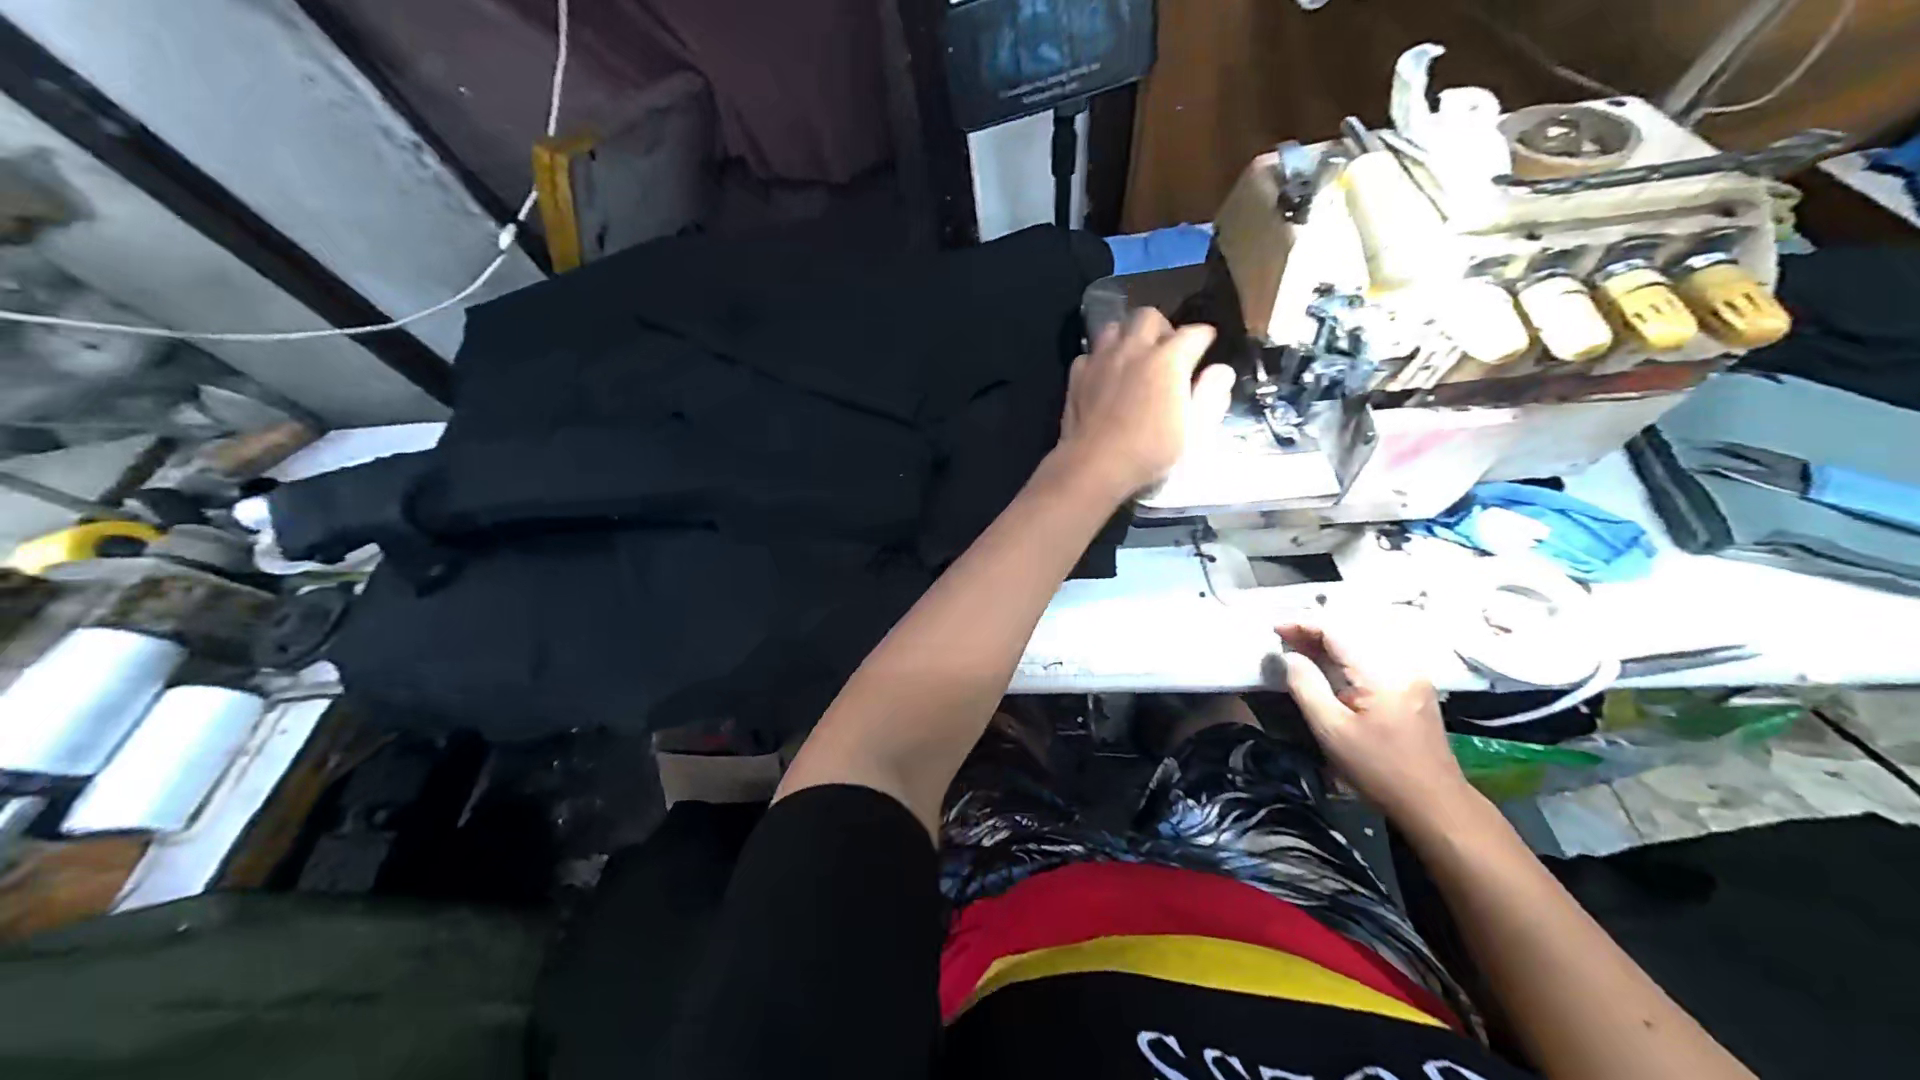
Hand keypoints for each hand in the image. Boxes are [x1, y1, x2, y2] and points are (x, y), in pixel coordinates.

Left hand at [1055, 308, 1233, 498]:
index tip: (1206, 345)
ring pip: (1115, 327)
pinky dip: (1099, 360)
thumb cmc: (1149, 452)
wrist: (1093, 465)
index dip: (1203, 338)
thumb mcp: (1193, 432)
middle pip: (1149, 316)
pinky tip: (1104, 377)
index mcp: (1168, 360)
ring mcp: (1101, 359)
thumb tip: (1221, 371)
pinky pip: (1090, 354)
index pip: (1194, 333)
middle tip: (1166, 351)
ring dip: (1127, 337)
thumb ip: (1210, 397)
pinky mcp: (1077, 375)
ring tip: (1133, 358)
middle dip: (1162, 328)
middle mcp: (1134, 349)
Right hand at [1277, 617, 1478, 824]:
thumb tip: (1289, 656)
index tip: (1275, 628)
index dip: (1303, 623)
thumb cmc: (1377, 769)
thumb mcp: (1331, 730)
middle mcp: (1401, 664)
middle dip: (1314, 628)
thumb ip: (1306, 686)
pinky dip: (1346, 650)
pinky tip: (1328, 661)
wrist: (1434, 802)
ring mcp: (1411, 673)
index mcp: (1381, 673)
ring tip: (1300, 646)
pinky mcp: (1412, 684)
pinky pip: (1374, 652)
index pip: (1338, 629)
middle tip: (1283, 637)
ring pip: (1364, 639)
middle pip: (1352, 628)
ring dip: (1329, 638)